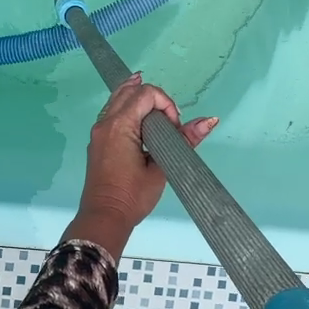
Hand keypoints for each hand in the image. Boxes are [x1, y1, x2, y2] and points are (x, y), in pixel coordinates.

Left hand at [75, 74, 216, 234]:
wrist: (104, 217)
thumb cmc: (133, 196)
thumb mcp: (162, 168)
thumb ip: (185, 140)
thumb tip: (210, 120)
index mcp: (120, 126)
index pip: (146, 94)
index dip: (166, 104)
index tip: (174, 127)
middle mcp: (105, 122)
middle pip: (129, 91)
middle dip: (153, 98)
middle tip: (169, 120)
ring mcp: (98, 130)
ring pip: (117, 99)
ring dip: (138, 98)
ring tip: (158, 106)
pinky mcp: (97, 140)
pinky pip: (112, 112)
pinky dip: (127, 107)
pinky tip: (140, 114)